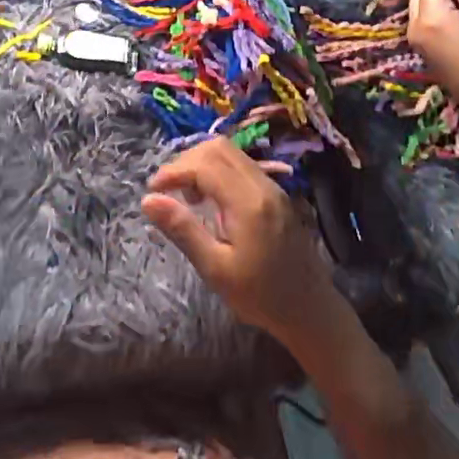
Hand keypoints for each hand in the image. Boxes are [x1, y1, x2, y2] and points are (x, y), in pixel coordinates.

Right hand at [142, 138, 346, 346]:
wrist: (310, 309)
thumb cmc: (260, 295)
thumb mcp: (215, 268)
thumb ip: (183, 229)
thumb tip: (148, 200)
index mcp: (248, 202)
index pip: (205, 163)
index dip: (174, 170)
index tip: (153, 191)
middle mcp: (262, 185)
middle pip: (219, 148)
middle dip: (187, 162)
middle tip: (168, 191)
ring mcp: (273, 187)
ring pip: (231, 153)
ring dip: (202, 164)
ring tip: (187, 197)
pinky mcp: (276, 194)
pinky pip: (242, 166)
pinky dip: (219, 171)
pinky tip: (210, 201)